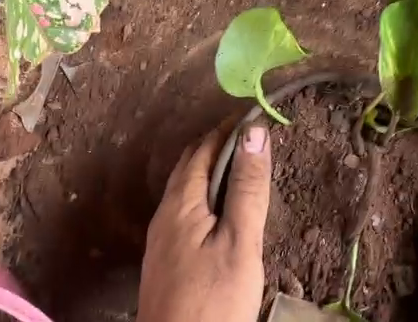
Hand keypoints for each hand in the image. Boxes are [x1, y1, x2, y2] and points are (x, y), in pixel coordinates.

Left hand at [138, 125, 271, 321]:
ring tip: (242, 172)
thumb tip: (254, 130)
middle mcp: (164, 213)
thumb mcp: (240, 242)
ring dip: (211, 173)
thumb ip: (247, 187)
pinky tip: (219, 215)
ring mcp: (160, 240)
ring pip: (185, 190)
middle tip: (252, 140)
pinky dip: (204, 197)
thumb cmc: (213, 300)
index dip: (230, 128)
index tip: (257, 117)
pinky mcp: (163, 263)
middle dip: (219, 146)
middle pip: (191, 166)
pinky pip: (183, 212)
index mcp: (181, 201)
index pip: (206, 147)